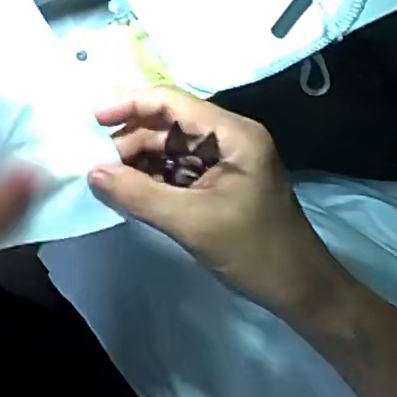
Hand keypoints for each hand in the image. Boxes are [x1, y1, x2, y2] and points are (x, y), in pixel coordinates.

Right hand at [86, 88, 344, 323]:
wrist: (303, 294)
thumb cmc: (255, 252)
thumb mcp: (192, 223)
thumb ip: (139, 194)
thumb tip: (92, 173)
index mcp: (232, 133)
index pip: (172, 102)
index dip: (130, 104)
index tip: (93, 118)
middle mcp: (228, 136)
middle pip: (168, 121)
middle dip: (131, 136)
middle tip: (95, 156)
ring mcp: (224, 157)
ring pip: (169, 144)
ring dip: (138, 157)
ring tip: (105, 173)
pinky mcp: (219, 178)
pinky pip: (177, 165)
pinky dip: (152, 174)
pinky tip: (128, 186)